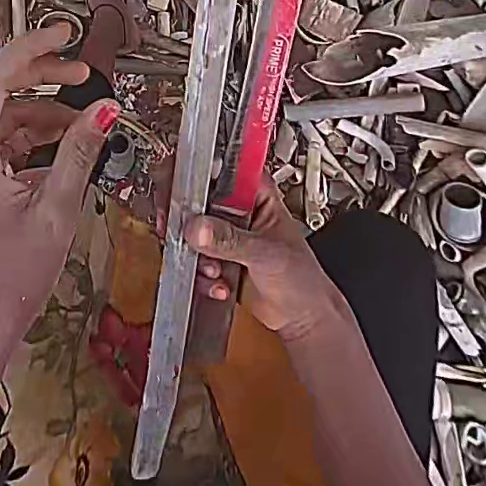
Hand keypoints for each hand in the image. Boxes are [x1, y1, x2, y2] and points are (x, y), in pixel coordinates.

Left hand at [0, 22, 118, 362]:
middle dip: (41, 75)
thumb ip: (79, 152)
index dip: (32, 47)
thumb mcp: (55, 210)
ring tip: (81, 121)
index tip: (63, 32)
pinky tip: (61, 148)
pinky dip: (29, 138)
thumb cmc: (6, 282)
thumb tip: (103, 111)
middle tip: (80, 71)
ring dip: (40, 111)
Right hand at [186, 178, 347, 341]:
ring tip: (216, 269)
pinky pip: (193, 257)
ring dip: (197, 254)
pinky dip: (201, 273)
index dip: (199, 174)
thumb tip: (198, 228)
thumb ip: (230, 239)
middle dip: (188, 221)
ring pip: (191, 230)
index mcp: (256, 193)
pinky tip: (220, 284)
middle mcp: (237, 209)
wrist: (301, 317)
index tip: (182, 191)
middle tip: (184, 233)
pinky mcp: (216, 256)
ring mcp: (225, 233)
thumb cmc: (303, 279)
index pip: (222, 168)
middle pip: (197, 197)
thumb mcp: (266, 253)